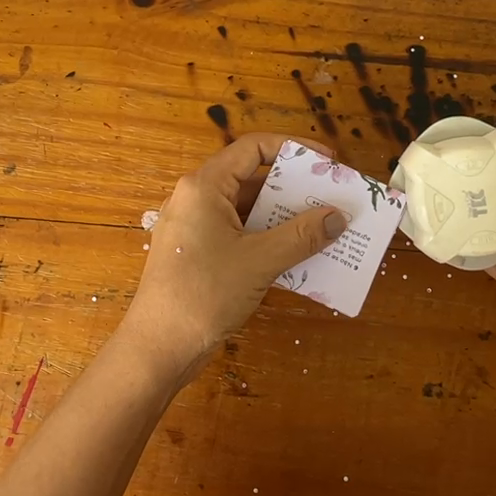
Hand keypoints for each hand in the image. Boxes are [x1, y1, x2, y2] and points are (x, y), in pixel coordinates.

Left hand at [122, 133, 347, 382]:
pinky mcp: (197, 254)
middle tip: (332, 198)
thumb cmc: (204, 294)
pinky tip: (298, 256)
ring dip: (284, 218)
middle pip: (252, 178)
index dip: (293, 148)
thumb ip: (301, 235)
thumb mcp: (259, 261)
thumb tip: (337, 217)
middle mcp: (196, 199)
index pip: (253, 148)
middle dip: (294, 188)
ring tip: (323, 228)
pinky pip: (239, 234)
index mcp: (204, 186)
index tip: (327, 161)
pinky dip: (267, 240)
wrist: (158, 347)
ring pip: (247, 210)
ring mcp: (195, 227)